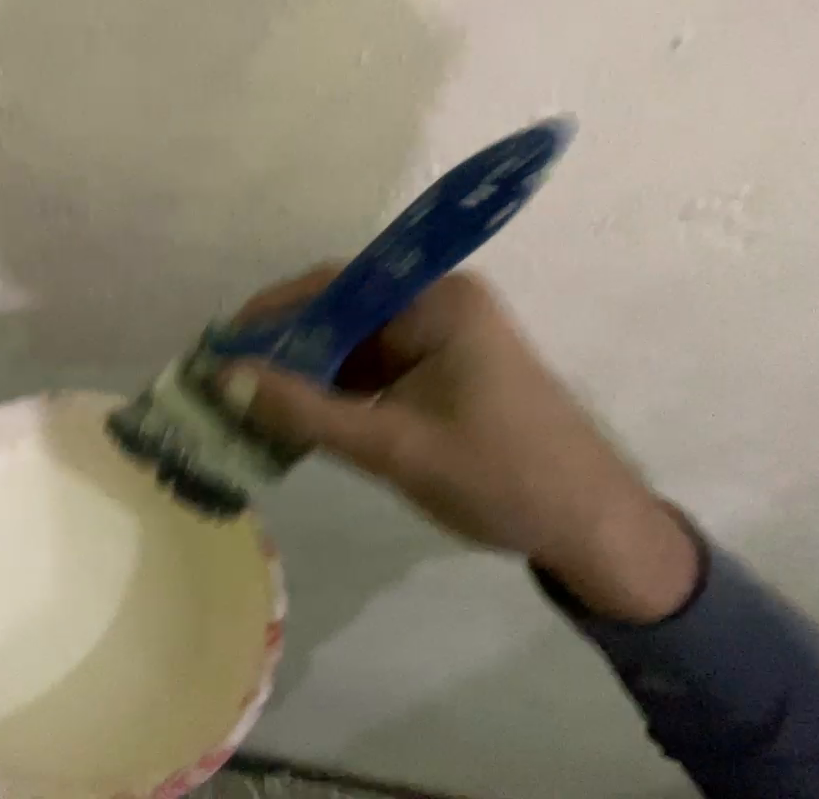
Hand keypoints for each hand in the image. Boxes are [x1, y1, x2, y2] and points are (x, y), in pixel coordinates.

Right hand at [224, 270, 698, 622]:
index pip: (335, 286)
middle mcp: (436, 304)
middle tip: (229, 378)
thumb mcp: (390, 445)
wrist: (596, 532)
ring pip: (350, 343)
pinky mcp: (438, 368)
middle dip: (283, 346)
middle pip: (339, 312)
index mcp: (437, 302)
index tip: (222, 345)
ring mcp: (439, 336)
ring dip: (304, 372)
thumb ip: (303, 409)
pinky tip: (297, 416)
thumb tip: (222, 378)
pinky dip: (333, 390)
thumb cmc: (501, 478)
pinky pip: (370, 367)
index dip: (271, 312)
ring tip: (251, 400)